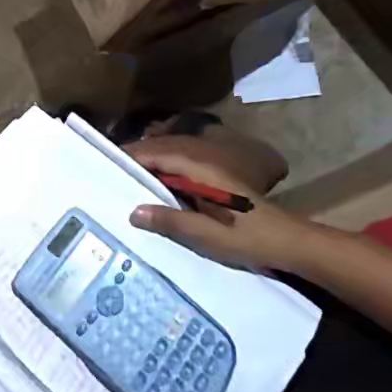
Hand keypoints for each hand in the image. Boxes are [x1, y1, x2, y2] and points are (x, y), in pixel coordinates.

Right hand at [126, 143, 327, 272]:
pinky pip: (184, 167)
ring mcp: (212, 169)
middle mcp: (204, 161)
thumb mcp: (203, 234)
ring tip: (126, 178)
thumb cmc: (244, 237)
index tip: (107, 162)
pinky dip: (166, 172)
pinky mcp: (218, 180)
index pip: (157, 154)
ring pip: (174, 157)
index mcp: (199, 169)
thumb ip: (169, 221)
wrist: (284, 240)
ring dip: (152, 163)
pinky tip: (157, 190)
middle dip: (138, 157)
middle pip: (164, 151)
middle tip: (110, 170)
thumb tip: (133, 211)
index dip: (132, 156)